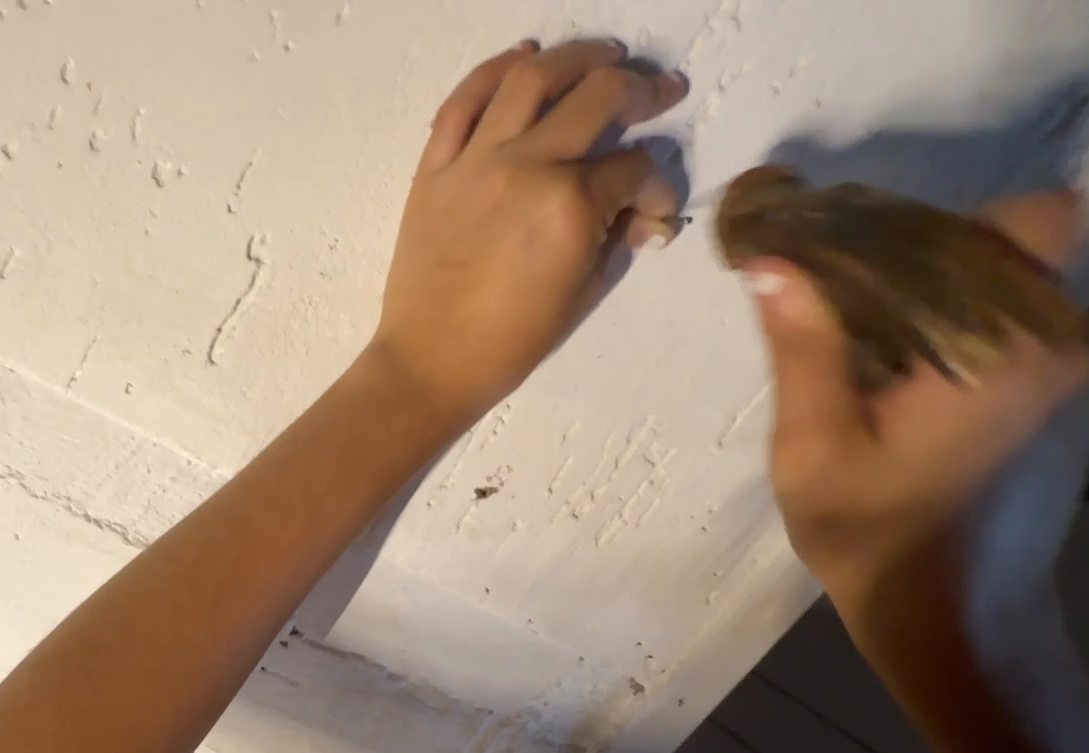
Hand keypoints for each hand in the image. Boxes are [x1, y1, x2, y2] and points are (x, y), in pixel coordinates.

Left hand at [370, 39, 686, 423]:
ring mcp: (473, 164)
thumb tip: (641, 212)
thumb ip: (616, 240)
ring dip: (577, 56)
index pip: (633, 168)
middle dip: (642, 89)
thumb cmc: (507, 344)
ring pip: (530, 79)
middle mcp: (525, 167)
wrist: (429, 363)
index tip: (654, 207)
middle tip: (659, 91)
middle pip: (597, 97)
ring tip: (602, 54)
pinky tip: (521, 58)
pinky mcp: (432, 172)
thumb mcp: (581, 296)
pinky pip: (460, 104)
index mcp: (569, 206)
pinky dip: (492, 72)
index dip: (655, 185)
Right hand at [743, 193, 1088, 650]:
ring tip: (863, 364)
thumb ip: (803, 349)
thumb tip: (773, 264)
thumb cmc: (873, 534)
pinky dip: (957, 343)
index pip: (1029, 219)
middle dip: (925, 262)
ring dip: (937, 305)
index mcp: (1007, 347)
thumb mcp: (811, 445)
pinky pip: (1016, 337)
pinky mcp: (1070, 408)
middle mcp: (1063, 345)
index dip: (950, 225)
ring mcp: (1077, 378)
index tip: (871, 266)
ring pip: (1013, 293)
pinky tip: (904, 401)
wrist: (952, 620)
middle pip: (1013, 251)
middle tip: (840, 315)